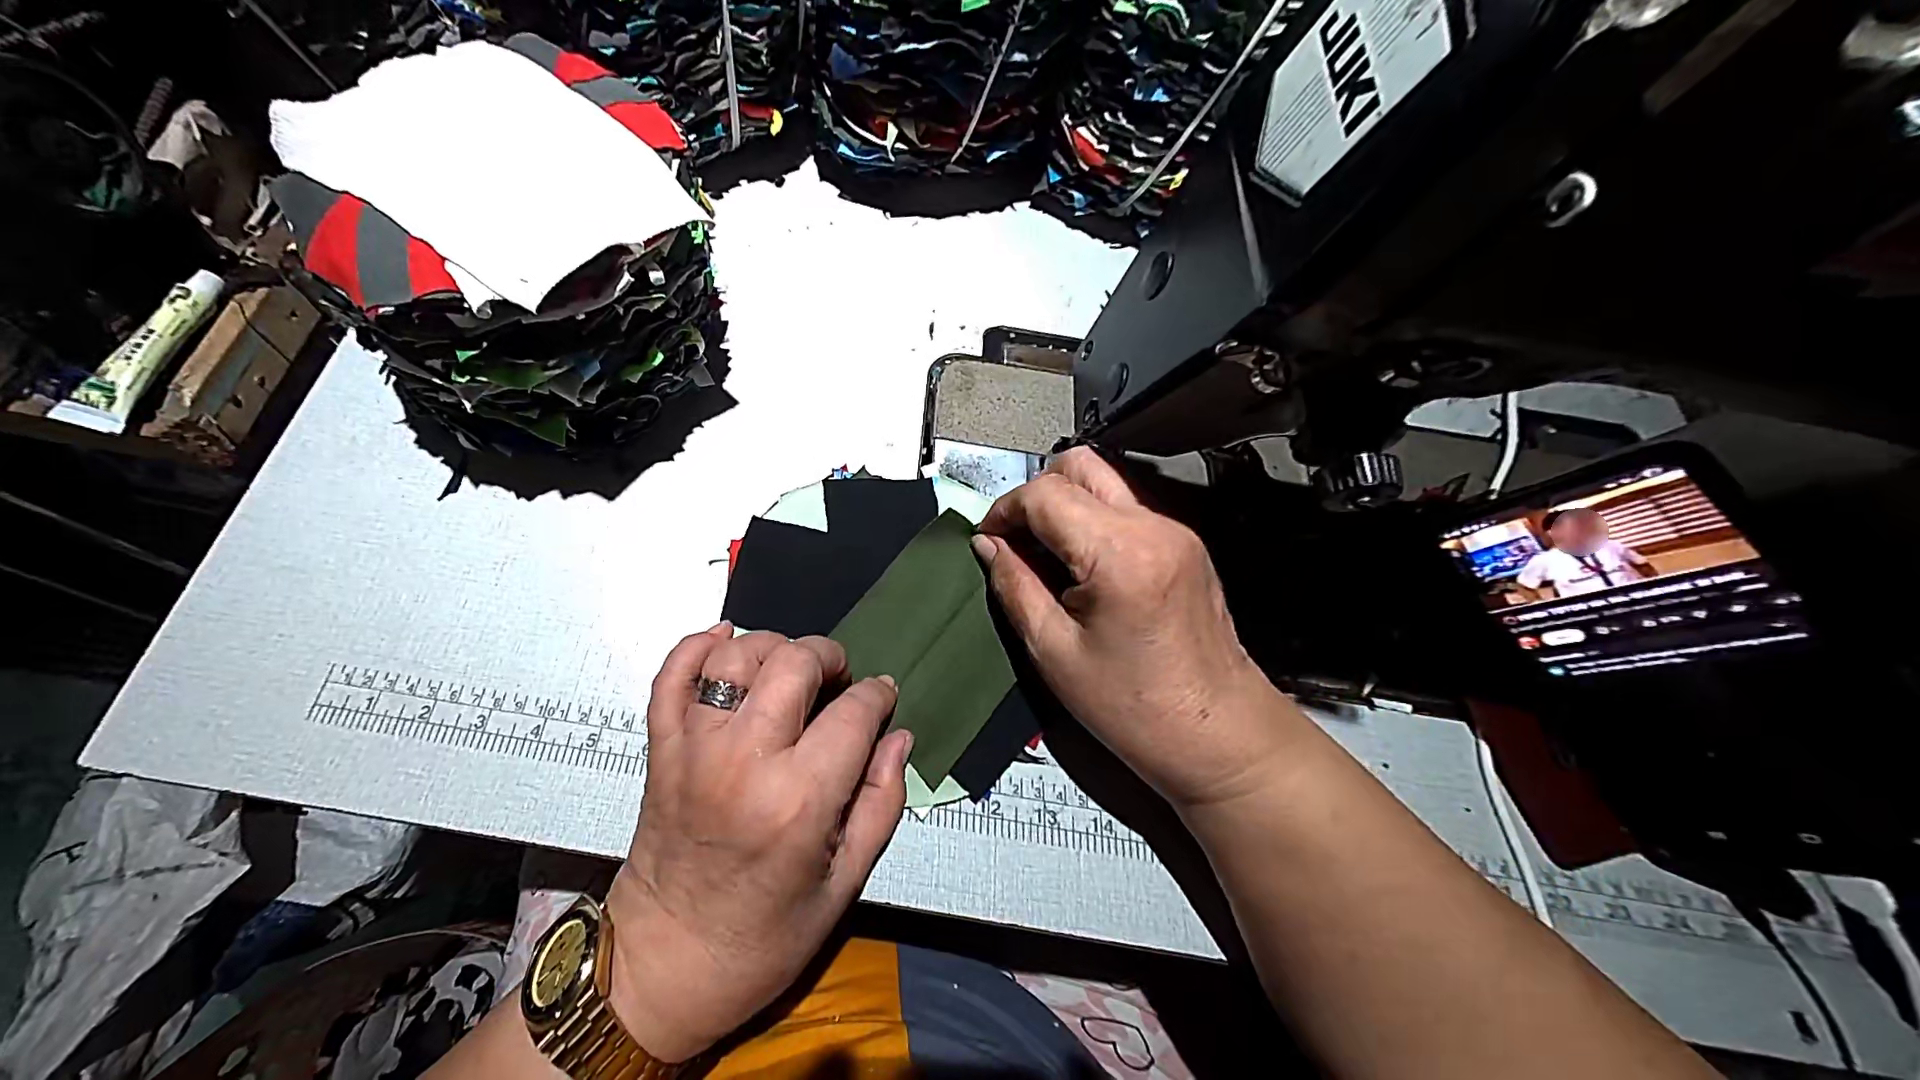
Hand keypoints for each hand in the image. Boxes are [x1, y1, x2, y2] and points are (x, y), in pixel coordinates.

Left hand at [603, 626, 911, 1061]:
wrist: (664, 966)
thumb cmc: (763, 937)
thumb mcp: (845, 883)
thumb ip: (882, 802)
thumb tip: (897, 738)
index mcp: (799, 801)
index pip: (855, 712)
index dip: (878, 695)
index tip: (882, 698)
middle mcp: (744, 762)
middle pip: (795, 663)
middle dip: (830, 657)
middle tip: (840, 681)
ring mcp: (694, 749)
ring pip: (737, 655)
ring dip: (774, 648)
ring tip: (791, 672)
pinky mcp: (661, 749)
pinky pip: (671, 675)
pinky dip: (697, 646)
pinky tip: (725, 640)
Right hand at [973, 447, 1301, 810]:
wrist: (1217, 733)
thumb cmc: (1141, 709)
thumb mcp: (1054, 651)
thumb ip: (1014, 586)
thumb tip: (989, 547)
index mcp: (1120, 553)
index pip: (1044, 494)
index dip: (1004, 511)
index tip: (988, 538)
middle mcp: (1154, 529)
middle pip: (1077, 466)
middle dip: (1034, 494)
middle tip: (1013, 539)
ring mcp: (1174, 533)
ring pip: (1103, 482)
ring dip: (1063, 506)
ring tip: (1043, 557)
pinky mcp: (1183, 546)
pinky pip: (1124, 510)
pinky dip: (1091, 523)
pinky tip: (1077, 567)